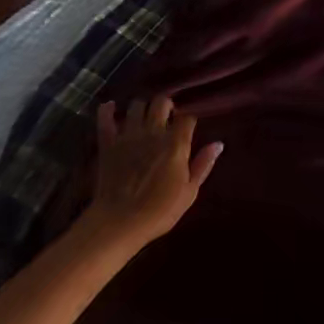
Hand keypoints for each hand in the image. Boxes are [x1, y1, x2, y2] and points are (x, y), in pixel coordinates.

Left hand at [79, 96, 223, 249]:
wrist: (120, 221)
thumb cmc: (160, 210)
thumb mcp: (189, 191)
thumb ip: (203, 165)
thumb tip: (218, 144)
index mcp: (175, 144)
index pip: (187, 118)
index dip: (190, 119)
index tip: (190, 126)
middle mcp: (152, 133)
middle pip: (161, 103)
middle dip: (167, 104)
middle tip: (169, 115)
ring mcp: (127, 136)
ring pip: (136, 105)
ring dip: (143, 106)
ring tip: (145, 115)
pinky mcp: (108, 143)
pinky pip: (105, 119)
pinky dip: (108, 110)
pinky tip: (111, 106)